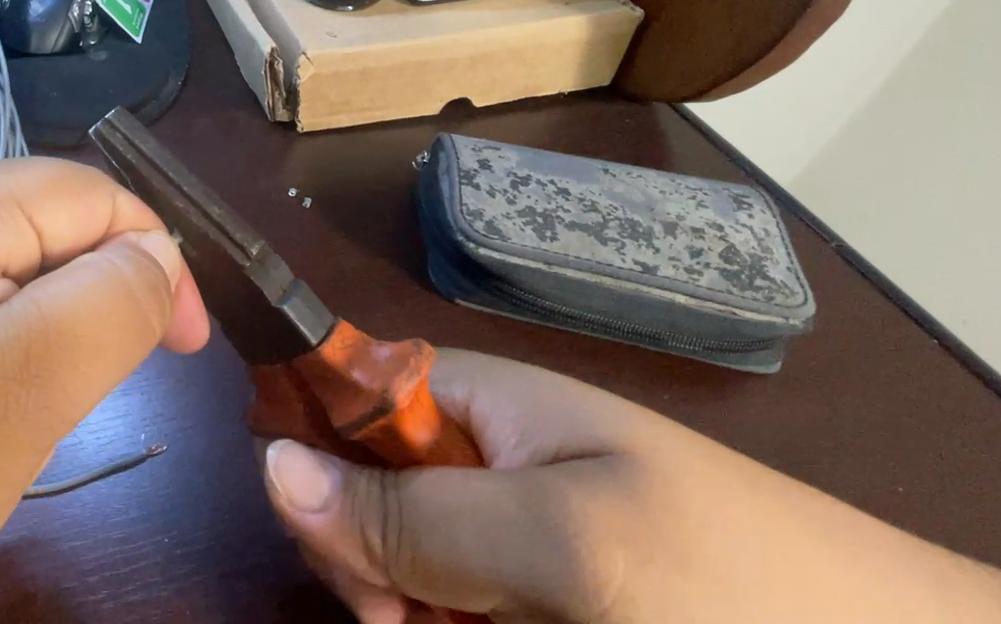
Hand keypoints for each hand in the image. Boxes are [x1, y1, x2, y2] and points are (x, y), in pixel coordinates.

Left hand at [0, 158, 207, 622]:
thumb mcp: (18, 391)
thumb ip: (108, 302)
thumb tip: (157, 253)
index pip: (86, 191)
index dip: (150, 255)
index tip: (181, 348)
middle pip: (42, 229)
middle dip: (88, 303)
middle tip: (75, 401)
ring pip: (3, 279)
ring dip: (39, 340)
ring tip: (16, 420)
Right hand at [262, 349, 1000, 623]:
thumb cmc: (732, 584)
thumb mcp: (562, 545)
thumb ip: (413, 510)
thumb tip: (268, 461)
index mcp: (477, 399)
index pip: (345, 398)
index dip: (319, 464)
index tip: (344, 555)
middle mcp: (480, 452)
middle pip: (362, 490)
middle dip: (371, 565)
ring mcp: (510, 526)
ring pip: (403, 560)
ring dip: (413, 613)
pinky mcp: (534, 589)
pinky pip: (455, 602)